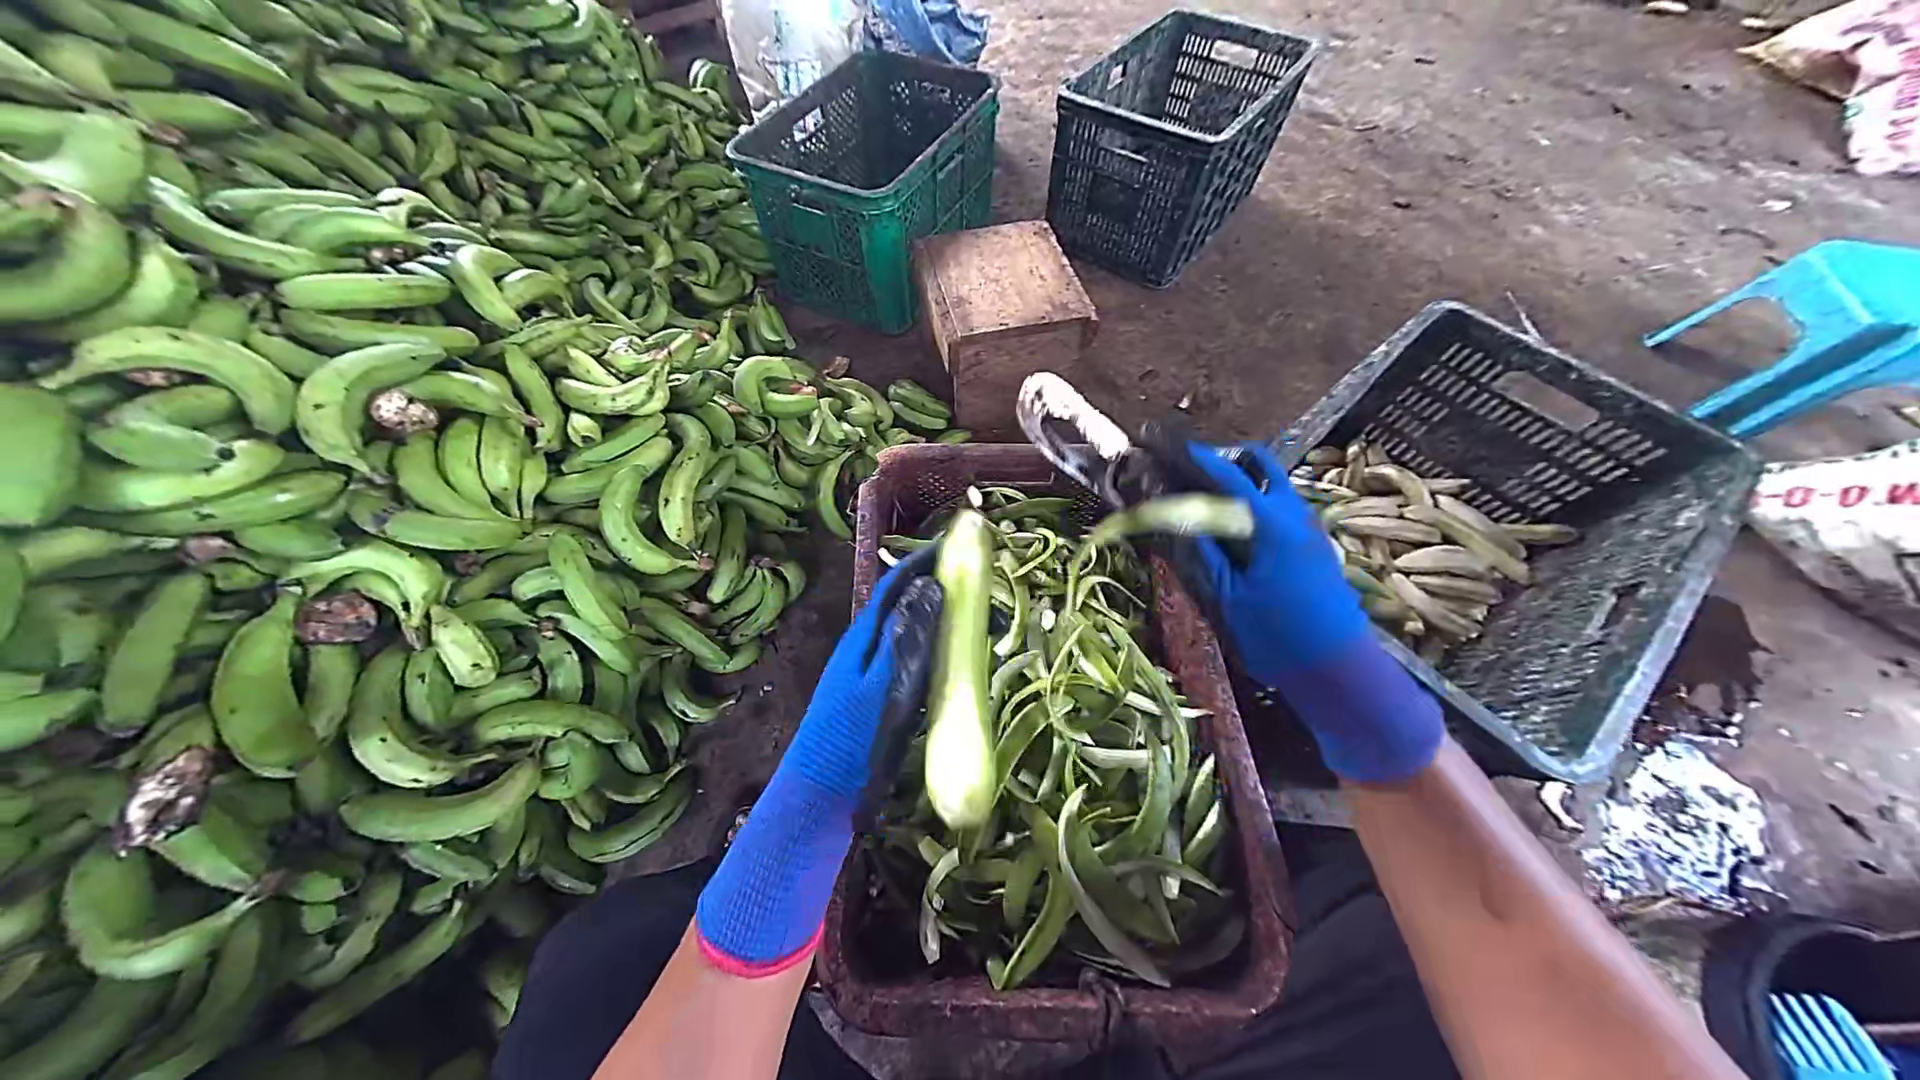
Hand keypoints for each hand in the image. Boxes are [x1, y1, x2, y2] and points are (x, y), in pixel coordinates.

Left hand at [695, 549, 938, 975]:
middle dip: (932, 582)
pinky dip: (929, 643)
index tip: (956, 544)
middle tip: (972, 578)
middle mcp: (862, 647)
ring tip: (968, 609)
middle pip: (899, 602)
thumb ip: (905, 638)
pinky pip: (906, 654)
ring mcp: (866, 671)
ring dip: (932, 612)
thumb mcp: (884, 686)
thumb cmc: (853, 741)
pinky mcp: (874, 694)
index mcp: (862, 638)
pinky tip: (947, 655)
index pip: (895, 584)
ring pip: (903, 628)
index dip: (923, 560)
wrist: (820, 796)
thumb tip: (928, 586)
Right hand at [1186, 442, 1443, 782]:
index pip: (1227, 476)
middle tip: (1188, 472)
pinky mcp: (1314, 545)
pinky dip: (1252, 502)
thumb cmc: (1277, 638)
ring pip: (1272, 484)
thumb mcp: (1228, 598)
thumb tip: (1176, 516)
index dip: (1195, 458)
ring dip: (1239, 481)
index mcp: (1271, 526)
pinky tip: (1230, 527)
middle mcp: (1295, 516)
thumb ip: (1203, 552)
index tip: (1167, 446)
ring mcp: (1309, 529)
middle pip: (1259, 466)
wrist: (1338, 670)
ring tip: (1202, 500)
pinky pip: (1279, 506)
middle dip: (1223, 460)